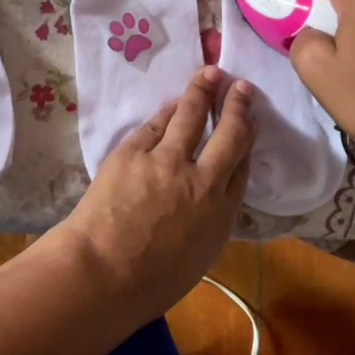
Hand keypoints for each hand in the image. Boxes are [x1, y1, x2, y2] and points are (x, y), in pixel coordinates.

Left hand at [50, 67, 254, 322]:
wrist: (103, 271)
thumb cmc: (149, 281)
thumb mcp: (197, 255)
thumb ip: (208, 219)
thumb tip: (207, 199)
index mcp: (220, 213)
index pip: (241, 166)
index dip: (247, 138)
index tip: (251, 120)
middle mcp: (201, 180)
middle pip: (227, 134)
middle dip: (236, 106)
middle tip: (241, 85)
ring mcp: (165, 161)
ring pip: (190, 116)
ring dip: (202, 91)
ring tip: (210, 73)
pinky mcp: (133, 151)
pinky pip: (155, 124)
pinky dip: (167, 111)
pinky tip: (173, 102)